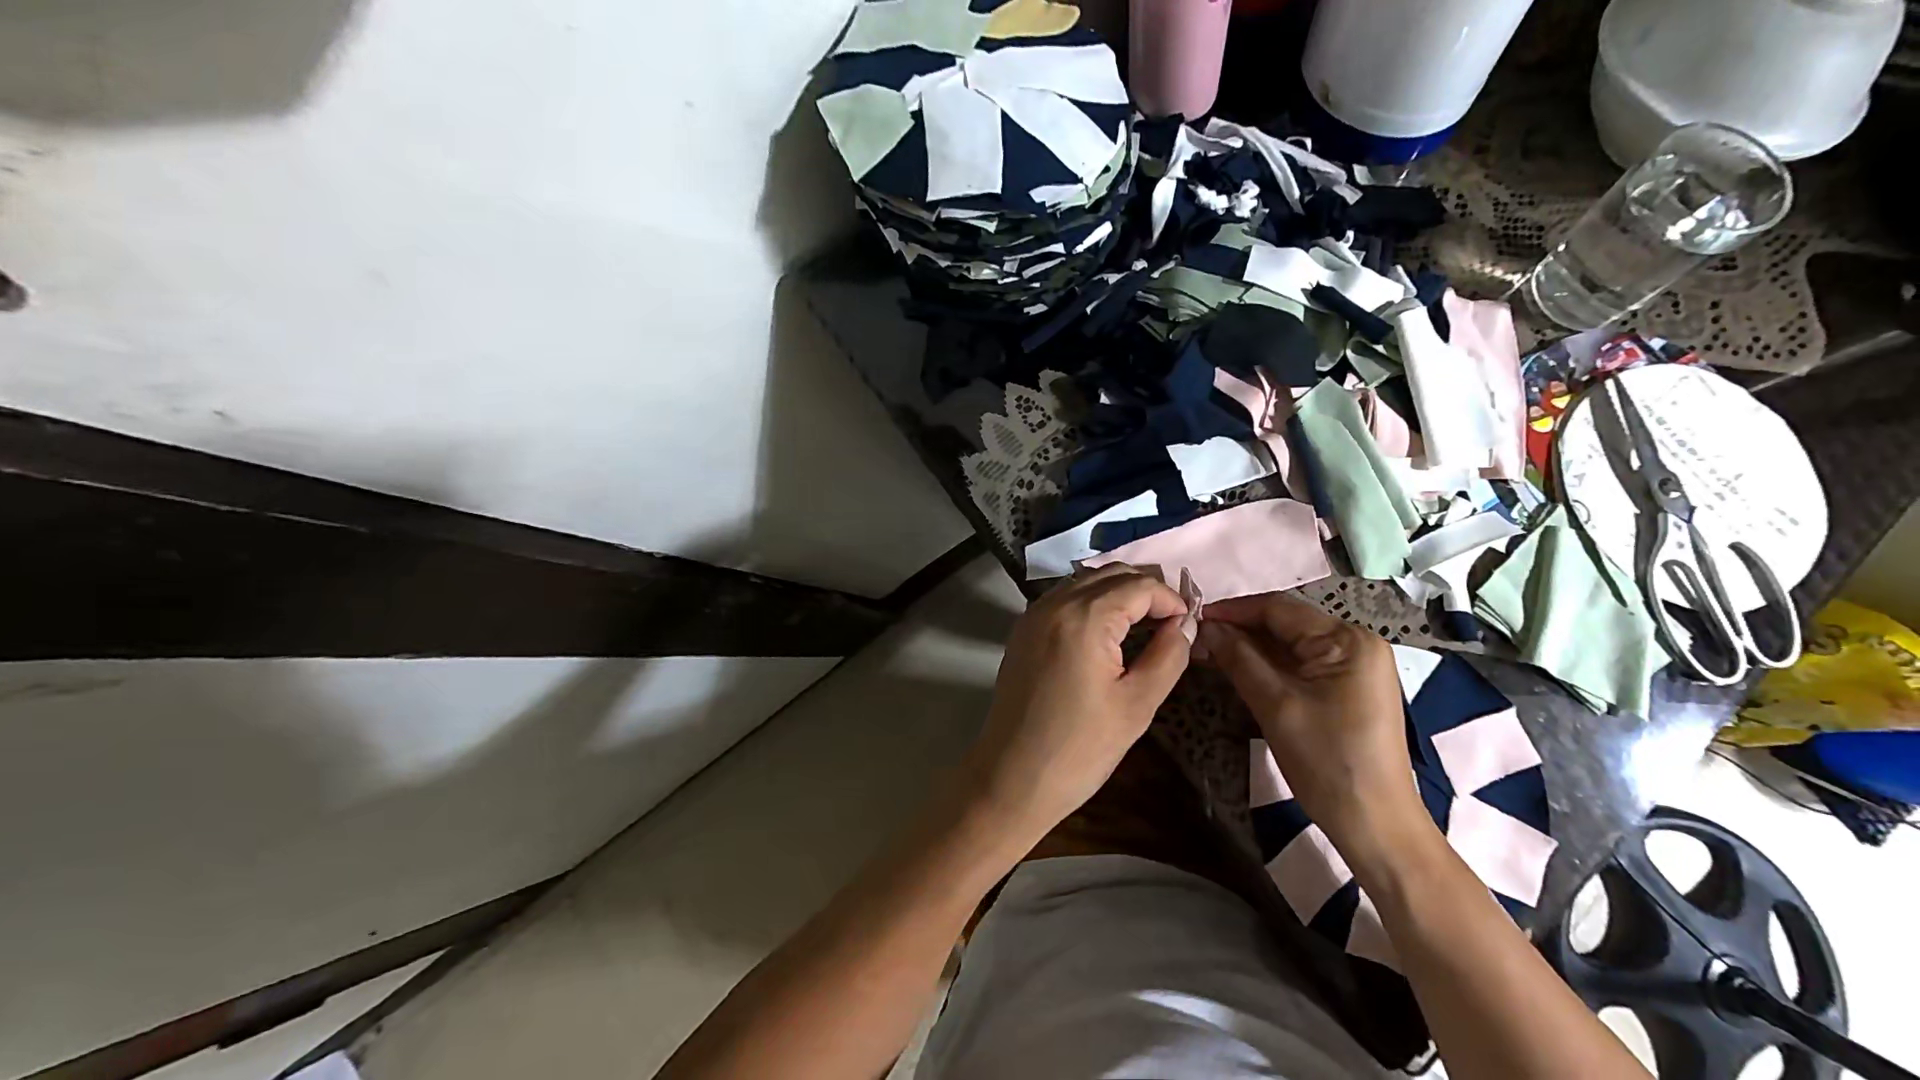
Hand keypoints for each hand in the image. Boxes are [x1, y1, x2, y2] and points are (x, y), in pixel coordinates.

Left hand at [961, 565, 1192, 839]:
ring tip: (1146, 625)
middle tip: (1173, 622)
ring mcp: (1033, 615)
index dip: (1171, 600)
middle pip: (1110, 575)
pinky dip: (1090, 603)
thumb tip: (1185, 625)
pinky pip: (1063, 599)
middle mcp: (1054, 604)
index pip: (1139, 585)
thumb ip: (1168, 655)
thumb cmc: (1080, 748)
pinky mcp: (1022, 631)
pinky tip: (1108, 632)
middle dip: (1146, 590)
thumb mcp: (1137, 704)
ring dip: (1118, 593)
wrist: (1012, 778)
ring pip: (1085, 582)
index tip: (1190, 625)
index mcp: (1084, 617)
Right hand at [1196, 593, 1431, 867]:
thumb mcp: (1275, 704)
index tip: (1193, 618)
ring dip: (1251, 648)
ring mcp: (1355, 667)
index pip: (1279, 609)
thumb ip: (1238, 658)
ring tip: (1209, 654)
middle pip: (1286, 624)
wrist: (1374, 823)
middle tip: (1196, 640)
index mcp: (1348, 641)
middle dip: (1239, 630)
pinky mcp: (1349, 688)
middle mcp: (1357, 644)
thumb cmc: (1326, 760)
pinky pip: (1301, 665)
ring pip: (1291, 645)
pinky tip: (1238, 670)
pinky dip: (1269, 666)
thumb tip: (1205, 627)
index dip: (1232, 611)